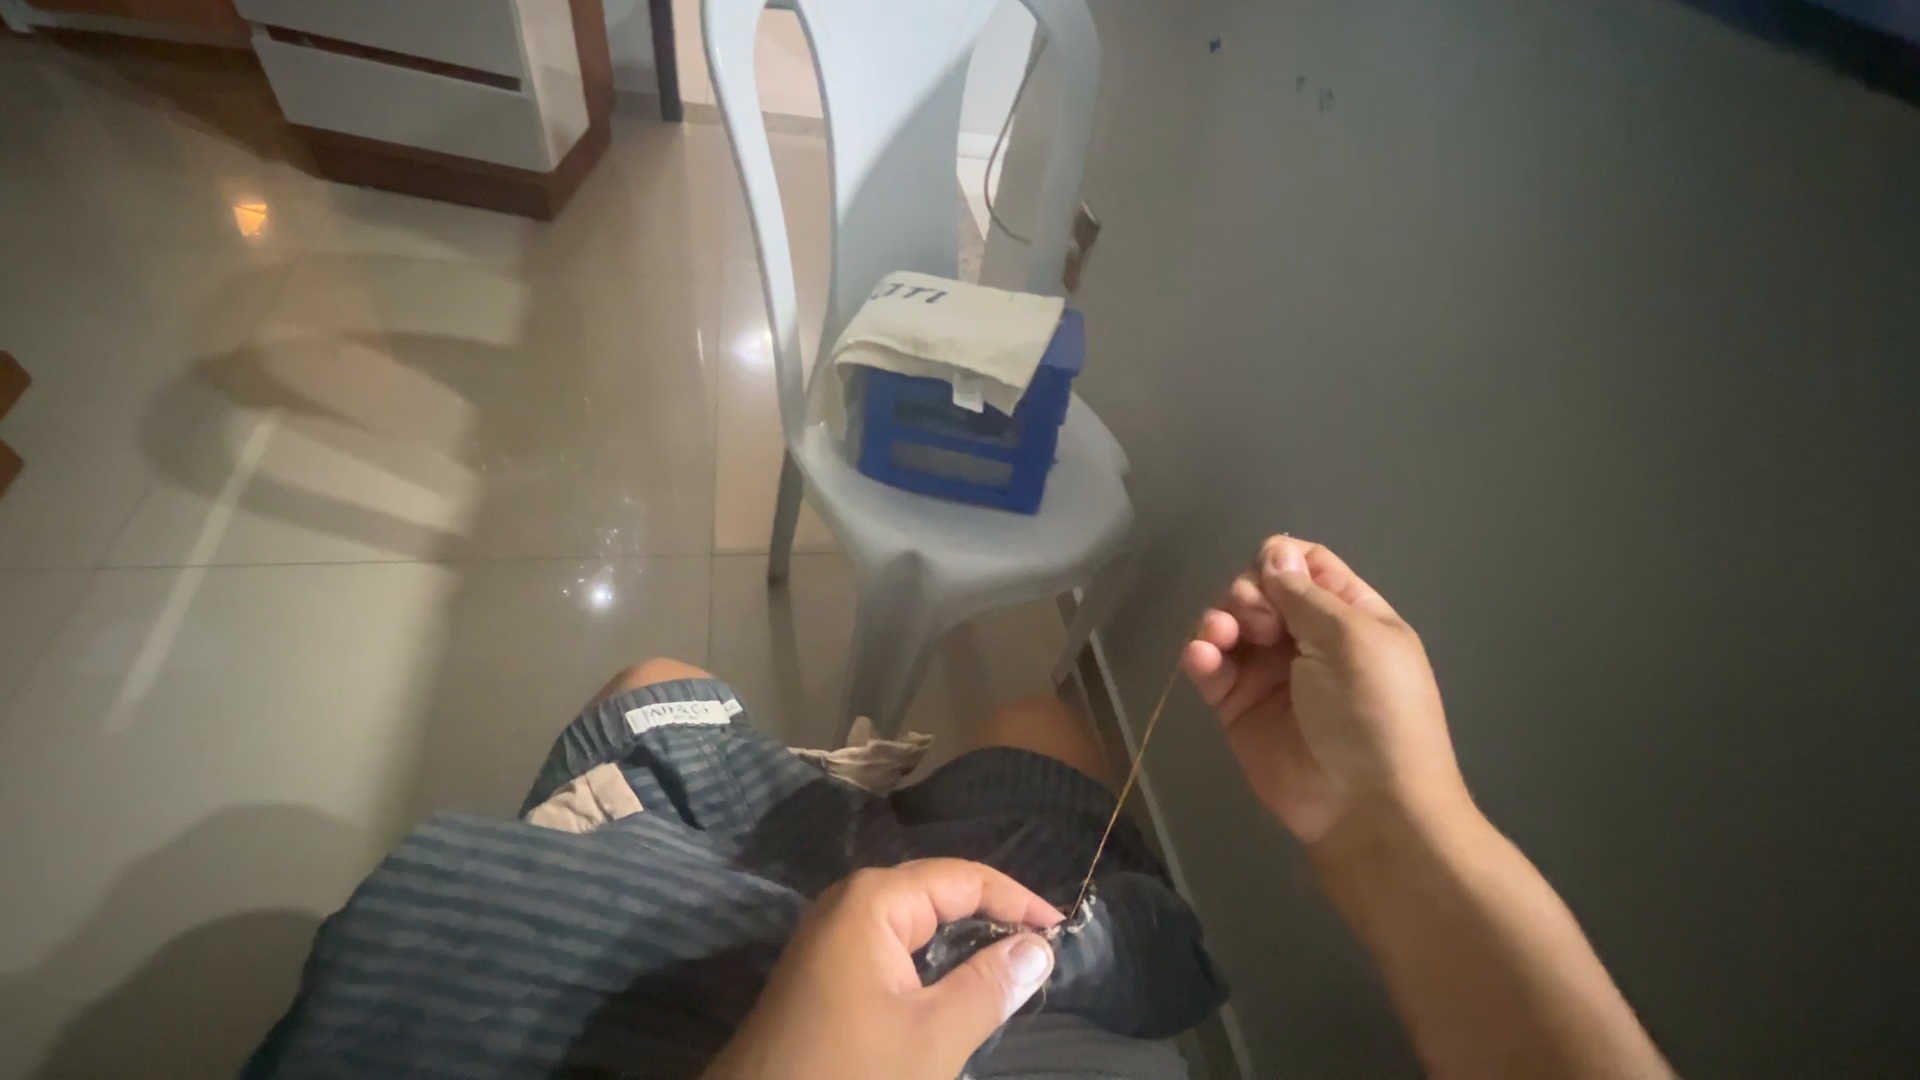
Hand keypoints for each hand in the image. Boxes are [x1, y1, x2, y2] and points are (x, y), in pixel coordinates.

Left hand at [704, 859, 1061, 1079]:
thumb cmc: (847, 1074)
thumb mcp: (930, 1038)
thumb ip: (988, 986)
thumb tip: (1038, 948)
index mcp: (874, 899)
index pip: (962, 878)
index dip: (1015, 899)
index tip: (1060, 928)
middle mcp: (850, 902)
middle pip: (937, 893)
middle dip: (989, 917)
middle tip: (1039, 950)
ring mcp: (832, 935)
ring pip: (914, 924)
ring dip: (960, 942)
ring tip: (1008, 966)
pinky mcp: (825, 970)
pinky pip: (890, 949)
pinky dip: (929, 964)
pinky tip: (952, 989)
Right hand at [1181, 536, 1469, 846]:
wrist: (1364, 806)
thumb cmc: (1373, 713)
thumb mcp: (1352, 640)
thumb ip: (1305, 592)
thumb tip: (1275, 549)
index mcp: (1347, 616)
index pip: (1306, 566)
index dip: (1281, 561)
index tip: (1271, 576)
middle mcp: (1305, 638)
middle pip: (1259, 589)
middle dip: (1248, 595)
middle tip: (1258, 623)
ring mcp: (1268, 671)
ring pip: (1228, 622)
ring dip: (1218, 620)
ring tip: (1221, 637)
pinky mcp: (1235, 704)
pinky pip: (1209, 666)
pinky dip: (1200, 655)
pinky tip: (1203, 659)